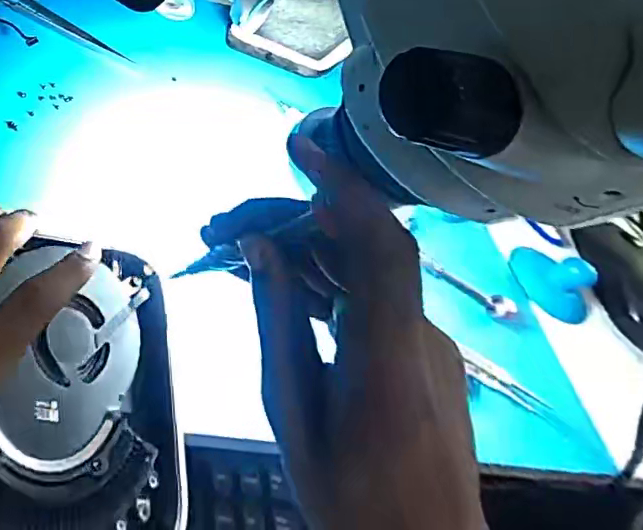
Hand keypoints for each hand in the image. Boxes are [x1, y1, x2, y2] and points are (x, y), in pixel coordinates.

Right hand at [244, 114, 484, 529]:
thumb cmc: (351, 495)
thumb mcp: (291, 408)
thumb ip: (276, 318)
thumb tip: (257, 247)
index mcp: (390, 355)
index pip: (381, 244)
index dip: (343, 185)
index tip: (297, 148)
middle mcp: (420, 336)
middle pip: (353, 245)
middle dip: (282, 221)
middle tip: (218, 229)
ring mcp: (425, 342)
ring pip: (356, 266)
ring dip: (295, 248)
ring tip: (231, 248)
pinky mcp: (419, 350)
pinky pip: (364, 293)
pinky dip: (317, 276)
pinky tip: (274, 278)